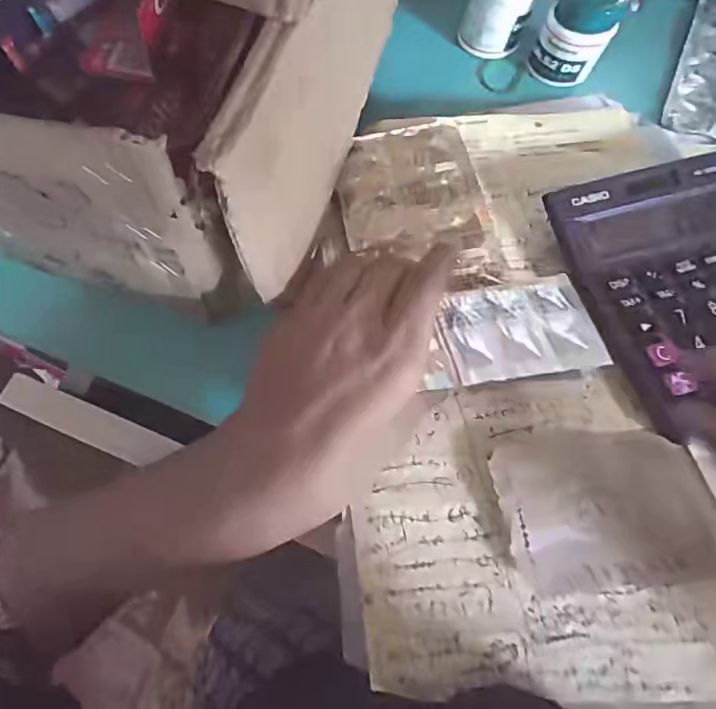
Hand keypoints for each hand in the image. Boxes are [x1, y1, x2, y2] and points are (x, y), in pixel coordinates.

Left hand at [207, 247, 454, 554]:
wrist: (268, 463)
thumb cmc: (340, 464)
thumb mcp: (394, 433)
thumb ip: (413, 392)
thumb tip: (425, 373)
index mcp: (398, 354)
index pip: (425, 286)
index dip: (440, 261)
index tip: (446, 250)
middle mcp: (363, 322)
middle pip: (390, 265)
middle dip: (405, 264)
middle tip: (407, 274)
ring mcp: (322, 314)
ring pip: (354, 262)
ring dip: (371, 264)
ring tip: (373, 276)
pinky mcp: (291, 316)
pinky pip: (320, 278)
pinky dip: (339, 275)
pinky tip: (339, 288)